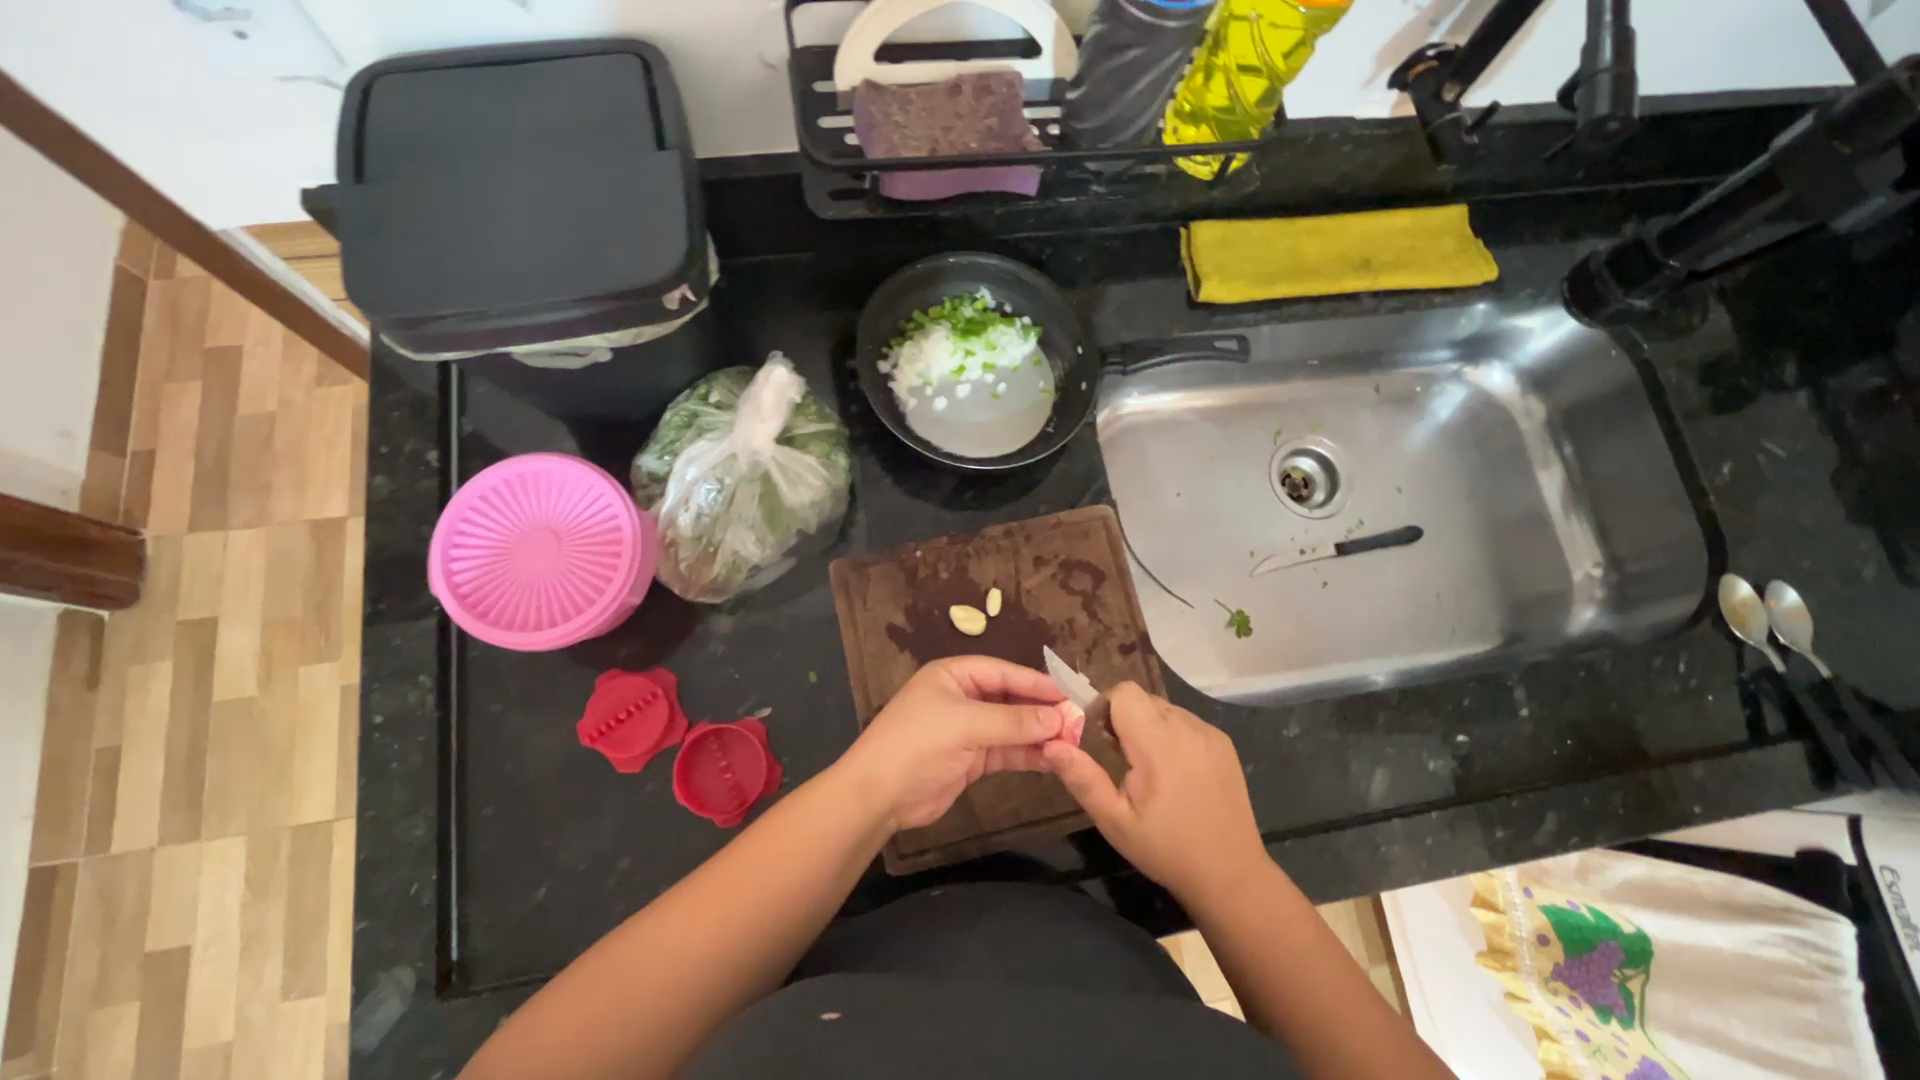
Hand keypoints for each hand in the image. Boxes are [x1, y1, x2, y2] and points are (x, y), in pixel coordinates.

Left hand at [835, 656, 1071, 830]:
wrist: (879, 794)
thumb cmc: (917, 744)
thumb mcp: (966, 725)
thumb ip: (1014, 721)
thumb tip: (1059, 717)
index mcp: (953, 676)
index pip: (1003, 672)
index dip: (1036, 682)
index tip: (1070, 693)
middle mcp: (961, 698)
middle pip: (1010, 698)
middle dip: (1041, 710)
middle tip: (1077, 721)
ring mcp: (966, 730)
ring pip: (1011, 727)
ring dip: (1039, 734)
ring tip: (1072, 741)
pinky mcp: (970, 759)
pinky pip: (1006, 751)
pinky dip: (1028, 754)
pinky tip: (1053, 759)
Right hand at [1042, 683, 1267, 899]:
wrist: (1229, 873)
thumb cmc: (1164, 848)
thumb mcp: (1114, 820)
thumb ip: (1082, 778)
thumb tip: (1051, 744)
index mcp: (1157, 743)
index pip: (1124, 692)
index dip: (1104, 707)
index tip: (1098, 740)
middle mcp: (1187, 728)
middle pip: (1142, 698)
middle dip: (1123, 718)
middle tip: (1119, 758)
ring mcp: (1209, 733)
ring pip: (1164, 708)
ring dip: (1148, 726)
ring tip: (1148, 768)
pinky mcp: (1224, 743)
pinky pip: (1186, 722)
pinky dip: (1172, 735)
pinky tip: (1174, 772)